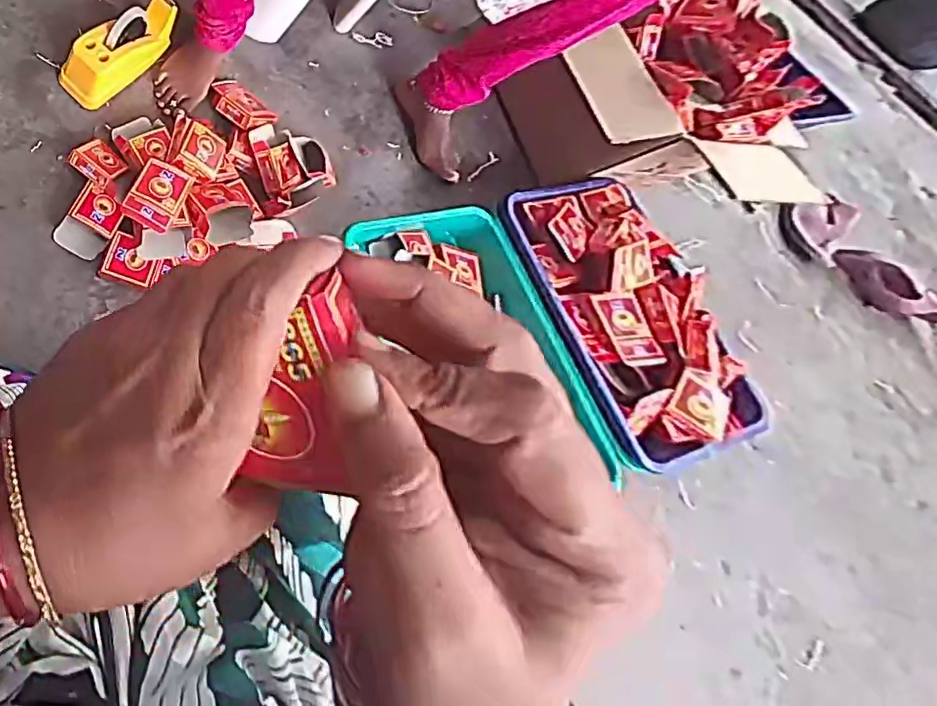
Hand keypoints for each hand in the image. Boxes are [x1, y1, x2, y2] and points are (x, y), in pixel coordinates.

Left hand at [9, 238, 343, 613]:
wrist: (7, 515)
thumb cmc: (117, 539)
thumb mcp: (214, 537)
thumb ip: (269, 489)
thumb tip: (293, 454)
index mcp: (211, 412)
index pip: (260, 306)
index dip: (300, 266)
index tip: (329, 255)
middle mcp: (172, 354)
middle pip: (232, 269)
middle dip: (276, 259)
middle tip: (303, 279)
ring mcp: (130, 332)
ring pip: (198, 271)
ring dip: (239, 270)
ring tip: (258, 296)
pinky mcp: (101, 327)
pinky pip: (165, 291)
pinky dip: (200, 290)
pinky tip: (203, 322)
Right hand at [325, 255, 665, 705]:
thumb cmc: (449, 695)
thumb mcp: (431, 607)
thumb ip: (397, 486)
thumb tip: (351, 372)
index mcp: (595, 529)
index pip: (525, 418)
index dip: (438, 380)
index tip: (355, 360)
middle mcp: (563, 474)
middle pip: (504, 363)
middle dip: (427, 309)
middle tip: (354, 272)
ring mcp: (510, 458)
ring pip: (463, 359)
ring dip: (400, 317)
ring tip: (343, 284)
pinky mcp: (460, 452)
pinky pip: (421, 385)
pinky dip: (379, 353)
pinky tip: (341, 330)